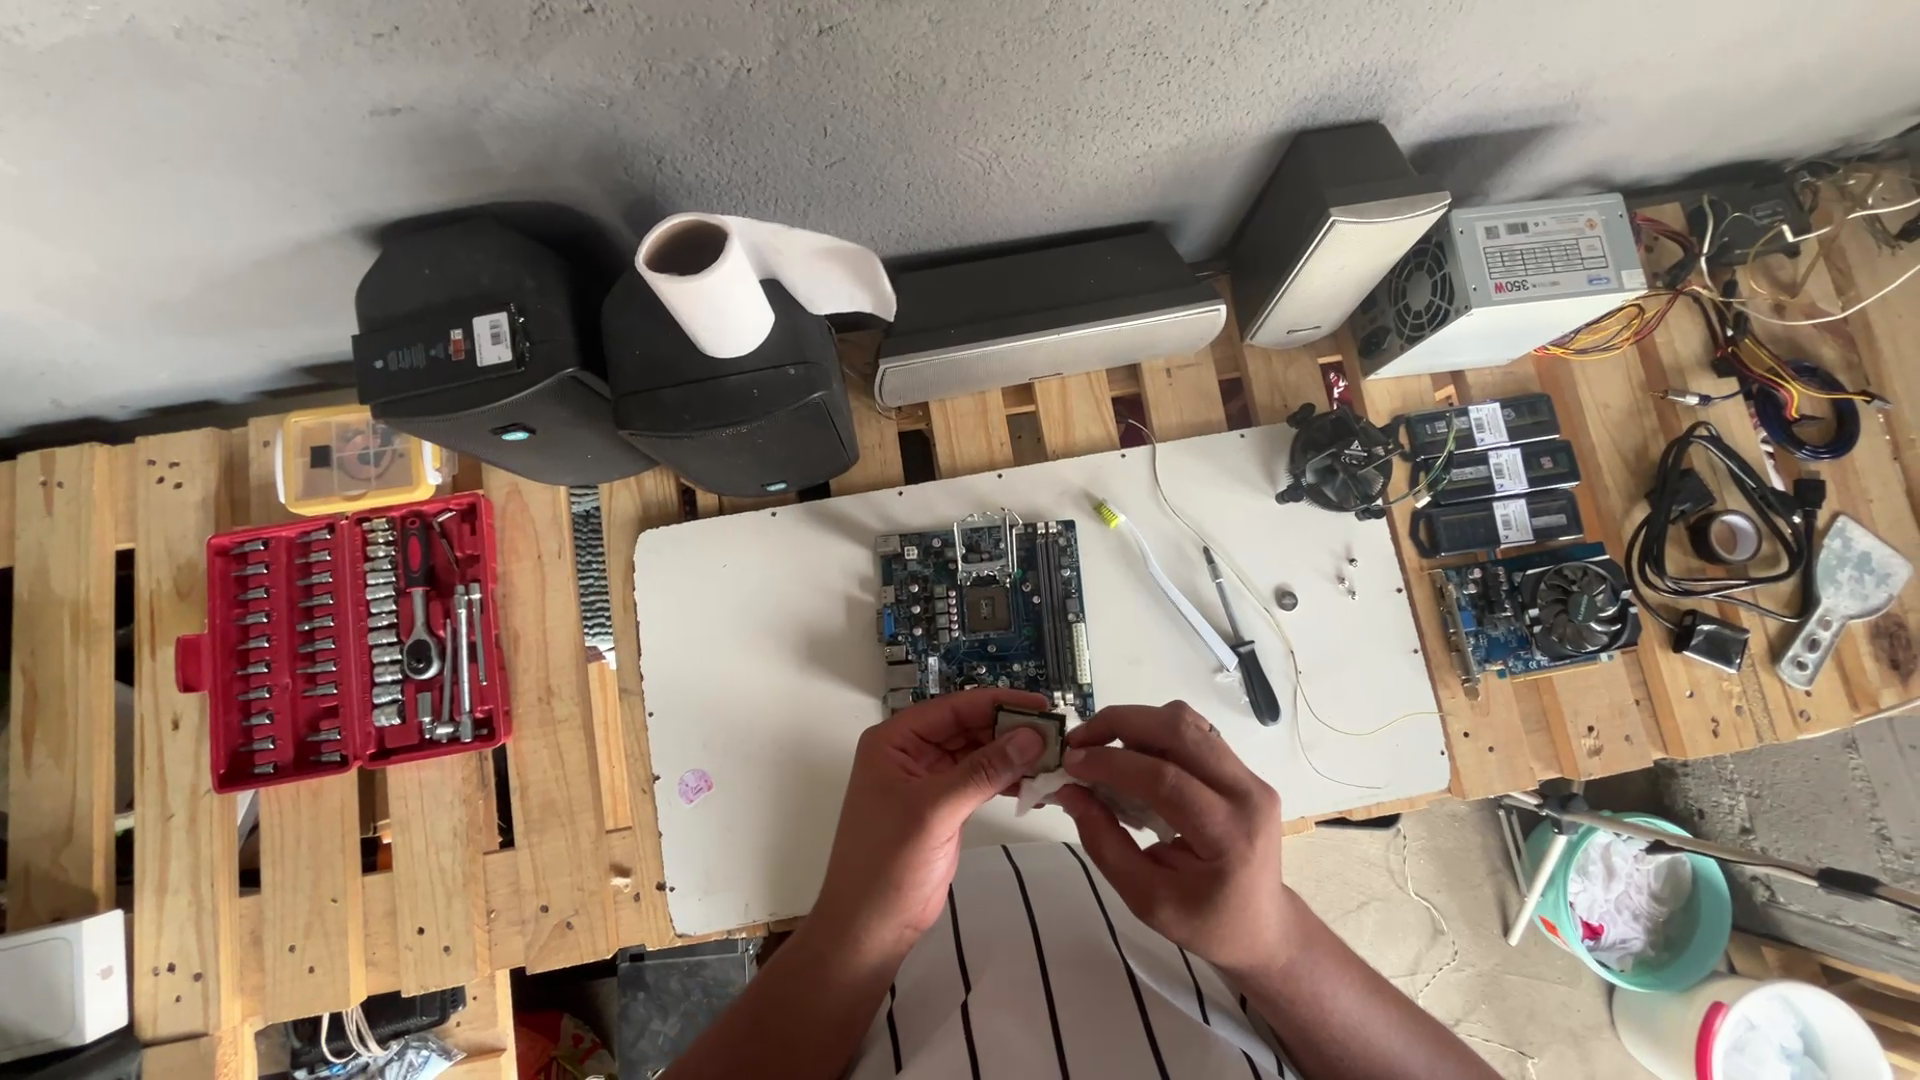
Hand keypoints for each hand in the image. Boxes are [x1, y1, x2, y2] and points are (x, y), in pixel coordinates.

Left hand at [811, 688, 1047, 954]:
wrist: (870, 927)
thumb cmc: (888, 862)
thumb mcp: (935, 810)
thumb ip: (983, 770)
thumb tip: (1031, 736)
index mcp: (895, 741)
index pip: (953, 708)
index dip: (998, 704)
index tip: (1042, 705)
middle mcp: (911, 753)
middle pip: (968, 728)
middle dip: (1010, 730)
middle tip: (1057, 735)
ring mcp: (928, 780)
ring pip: (978, 754)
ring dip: (1012, 756)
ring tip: (1054, 758)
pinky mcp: (944, 806)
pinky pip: (980, 781)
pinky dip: (1006, 781)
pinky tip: (1035, 785)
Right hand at [1053, 701, 1295, 975]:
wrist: (1263, 927)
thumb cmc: (1206, 923)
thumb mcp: (1147, 901)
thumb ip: (1106, 844)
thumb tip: (1070, 792)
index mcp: (1229, 835)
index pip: (1166, 779)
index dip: (1113, 764)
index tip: (1070, 763)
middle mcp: (1247, 794)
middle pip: (1180, 730)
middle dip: (1121, 723)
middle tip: (1079, 739)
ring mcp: (1248, 776)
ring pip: (1186, 721)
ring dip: (1136, 723)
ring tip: (1100, 745)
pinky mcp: (1240, 769)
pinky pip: (1192, 733)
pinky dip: (1152, 732)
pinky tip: (1128, 755)